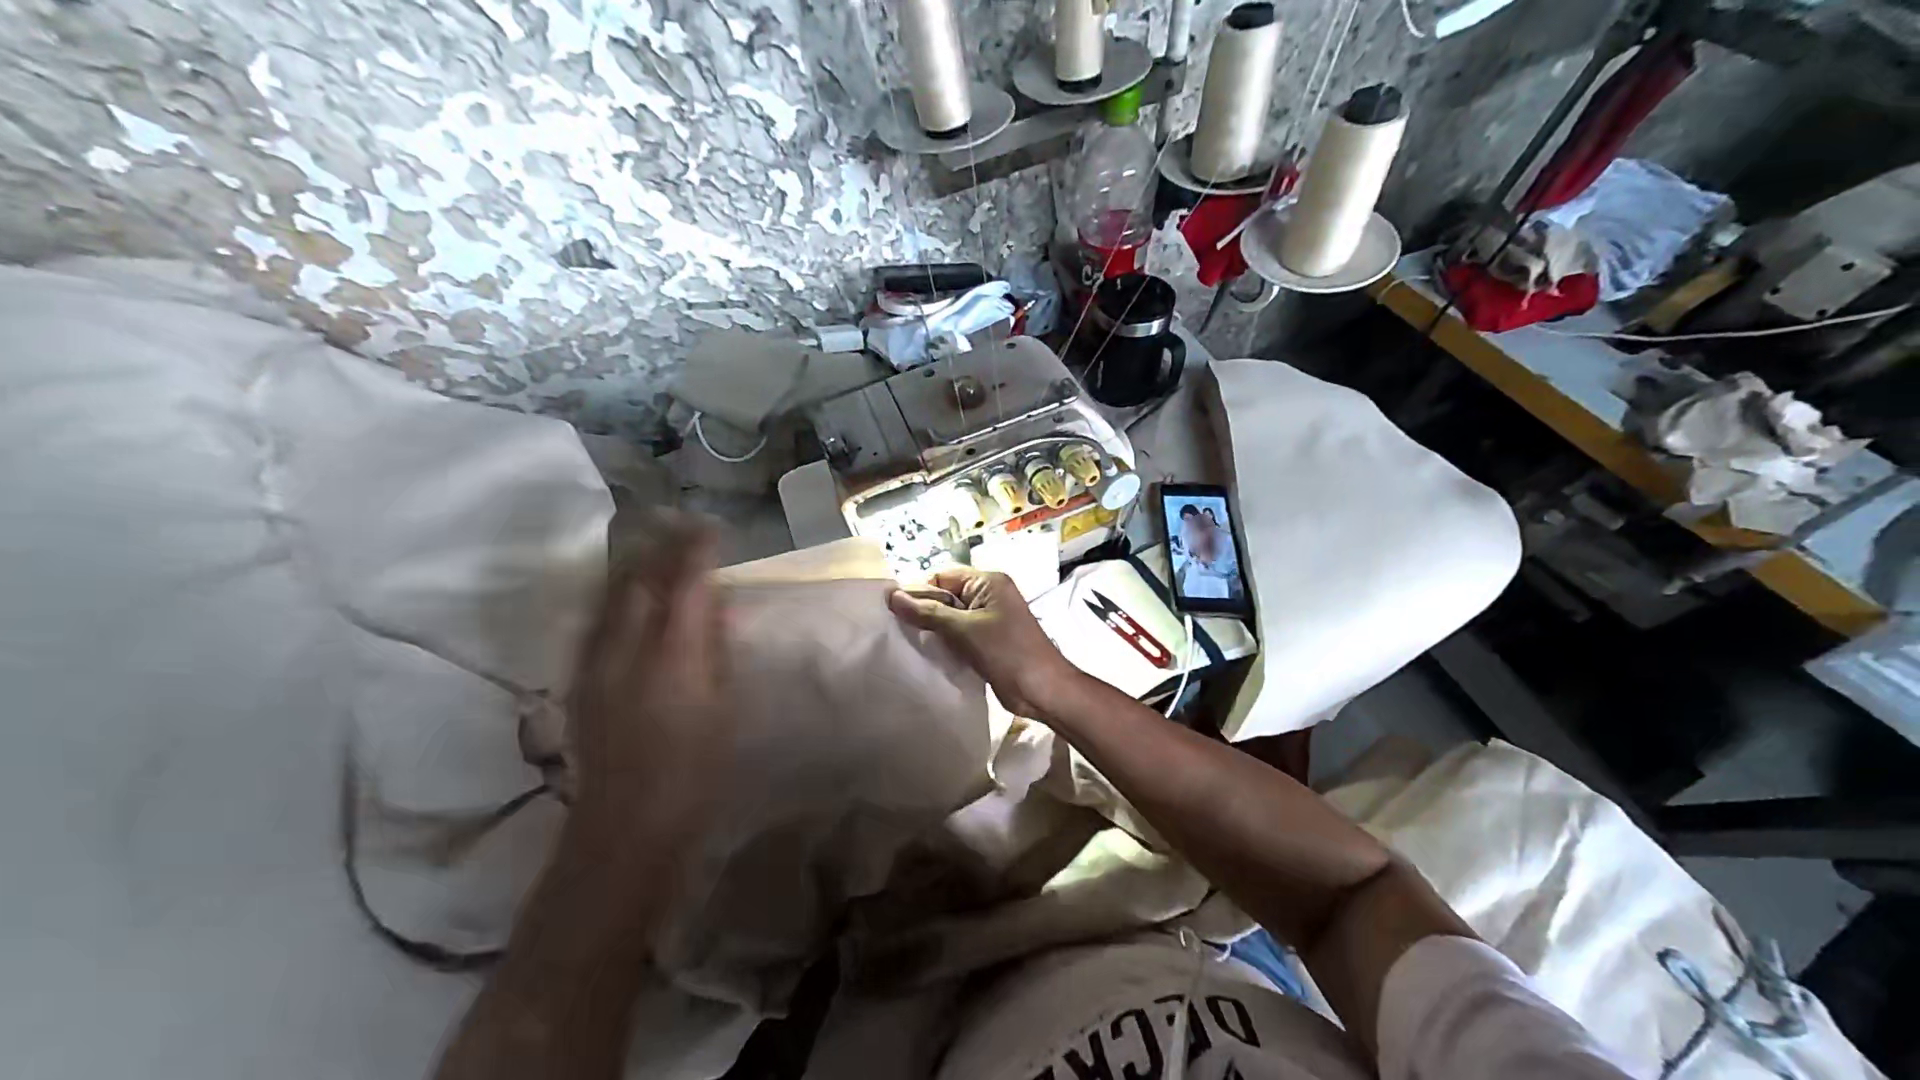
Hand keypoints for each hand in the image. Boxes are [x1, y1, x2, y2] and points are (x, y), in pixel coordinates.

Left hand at [567, 519, 732, 846]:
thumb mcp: (725, 707)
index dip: (698, 550)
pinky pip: (593, 619)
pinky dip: (611, 595)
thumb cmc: (696, 771)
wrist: (627, 823)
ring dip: (632, 564)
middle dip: (661, 546)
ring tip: (650, 546)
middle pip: (640, 579)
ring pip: (609, 595)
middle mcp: (628, 649)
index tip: (711, 528)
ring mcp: (596, 662)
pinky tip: (621, 594)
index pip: (686, 583)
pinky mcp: (579, 679)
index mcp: (675, 656)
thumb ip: (717, 652)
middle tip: (681, 527)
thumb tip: (716, 611)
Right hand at [887, 568, 1080, 720]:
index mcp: (987, 582)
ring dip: (932, 628)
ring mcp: (989, 619)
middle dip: (923, 609)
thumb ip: (928, 612)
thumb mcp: (965, 629)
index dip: (918, 589)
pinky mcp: (986, 641)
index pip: (942, 575)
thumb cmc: (1007, 652)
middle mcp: (988, 595)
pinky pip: (958, 634)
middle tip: (897, 628)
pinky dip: (944, 641)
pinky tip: (927, 653)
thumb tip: (893, 596)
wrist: (1042, 690)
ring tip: (908, 641)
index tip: (894, 610)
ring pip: (949, 616)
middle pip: (944, 594)